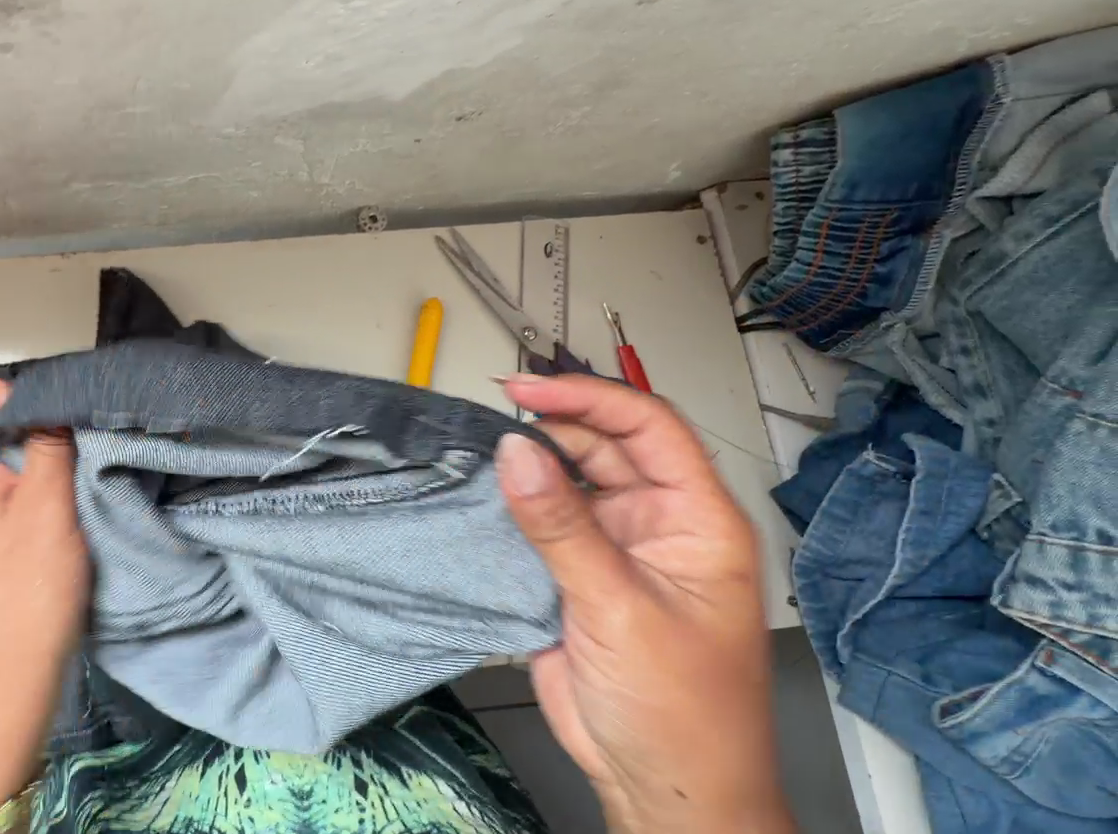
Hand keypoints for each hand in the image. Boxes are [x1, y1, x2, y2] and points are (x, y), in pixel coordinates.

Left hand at [0, 378, 90, 806]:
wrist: (14, 671)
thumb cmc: (30, 586)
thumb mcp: (49, 505)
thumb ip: (49, 445)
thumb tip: (53, 403)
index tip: (44, 413)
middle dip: (29, 422)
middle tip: (71, 441)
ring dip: (37, 455)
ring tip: (73, 472)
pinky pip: (6, 487)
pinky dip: (35, 483)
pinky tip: (64, 503)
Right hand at [496, 374, 794, 833]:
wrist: (658, 786)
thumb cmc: (678, 712)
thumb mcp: (620, 610)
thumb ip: (562, 528)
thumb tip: (512, 450)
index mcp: (698, 520)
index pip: (648, 428)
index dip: (588, 398)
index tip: (526, 391)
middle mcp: (656, 520)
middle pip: (603, 443)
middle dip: (550, 423)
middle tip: (490, 415)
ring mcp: (613, 542)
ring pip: (568, 475)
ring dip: (528, 459)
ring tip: (481, 448)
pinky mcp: (575, 568)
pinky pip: (541, 514)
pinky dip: (513, 498)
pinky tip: (483, 488)